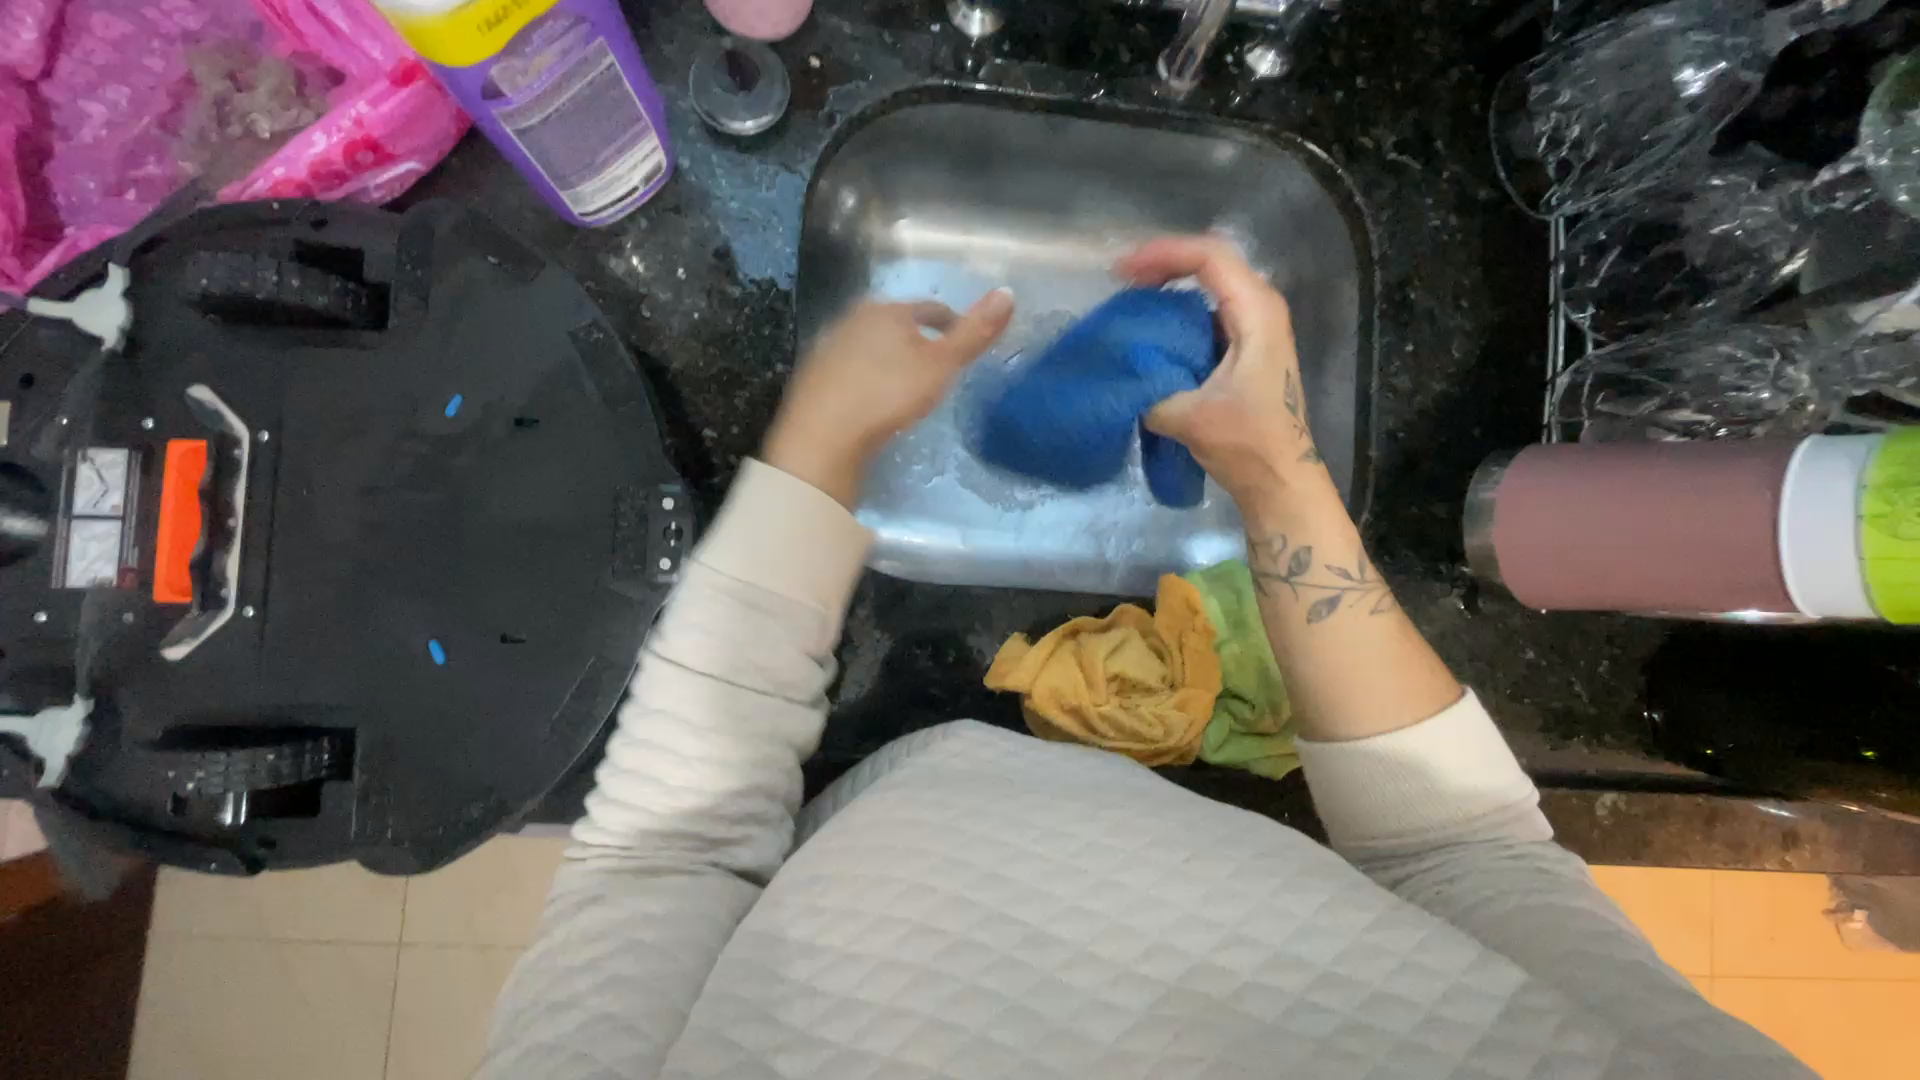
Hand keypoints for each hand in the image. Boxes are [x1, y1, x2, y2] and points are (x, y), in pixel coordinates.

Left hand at [764, 290, 1014, 506]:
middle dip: (916, 338)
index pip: (929, 309)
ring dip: (890, 358)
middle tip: (936, 361)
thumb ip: (974, 333)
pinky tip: (873, 399)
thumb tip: (1008, 292)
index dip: (950, 323)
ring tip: (906, 382)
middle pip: (896, 323)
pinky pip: (852, 370)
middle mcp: (855, 319)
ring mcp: (830, 347)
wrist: (824, 434)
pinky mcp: (815, 377)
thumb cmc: (889, 394)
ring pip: (871, 346)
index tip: (962, 339)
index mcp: (888, 311)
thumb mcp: (941, 365)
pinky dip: (867, 378)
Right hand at [1114, 236, 1336, 526]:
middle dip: (1162, 266)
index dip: (1162, 255)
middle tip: (1119, 282)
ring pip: (1209, 290)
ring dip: (1169, 290)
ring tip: (1129, 302)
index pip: (1209, 258)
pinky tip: (1150, 333)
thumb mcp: (1188, 416)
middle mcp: (1261, 310)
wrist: (1280, 479)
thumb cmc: (1246, 443)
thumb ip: (1149, 387)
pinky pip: (1208, 316)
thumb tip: (1120, 372)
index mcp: (1256, 313)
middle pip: (1210, 264)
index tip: (1120, 272)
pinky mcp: (1246, 351)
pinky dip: (1177, 316)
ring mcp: (1256, 330)